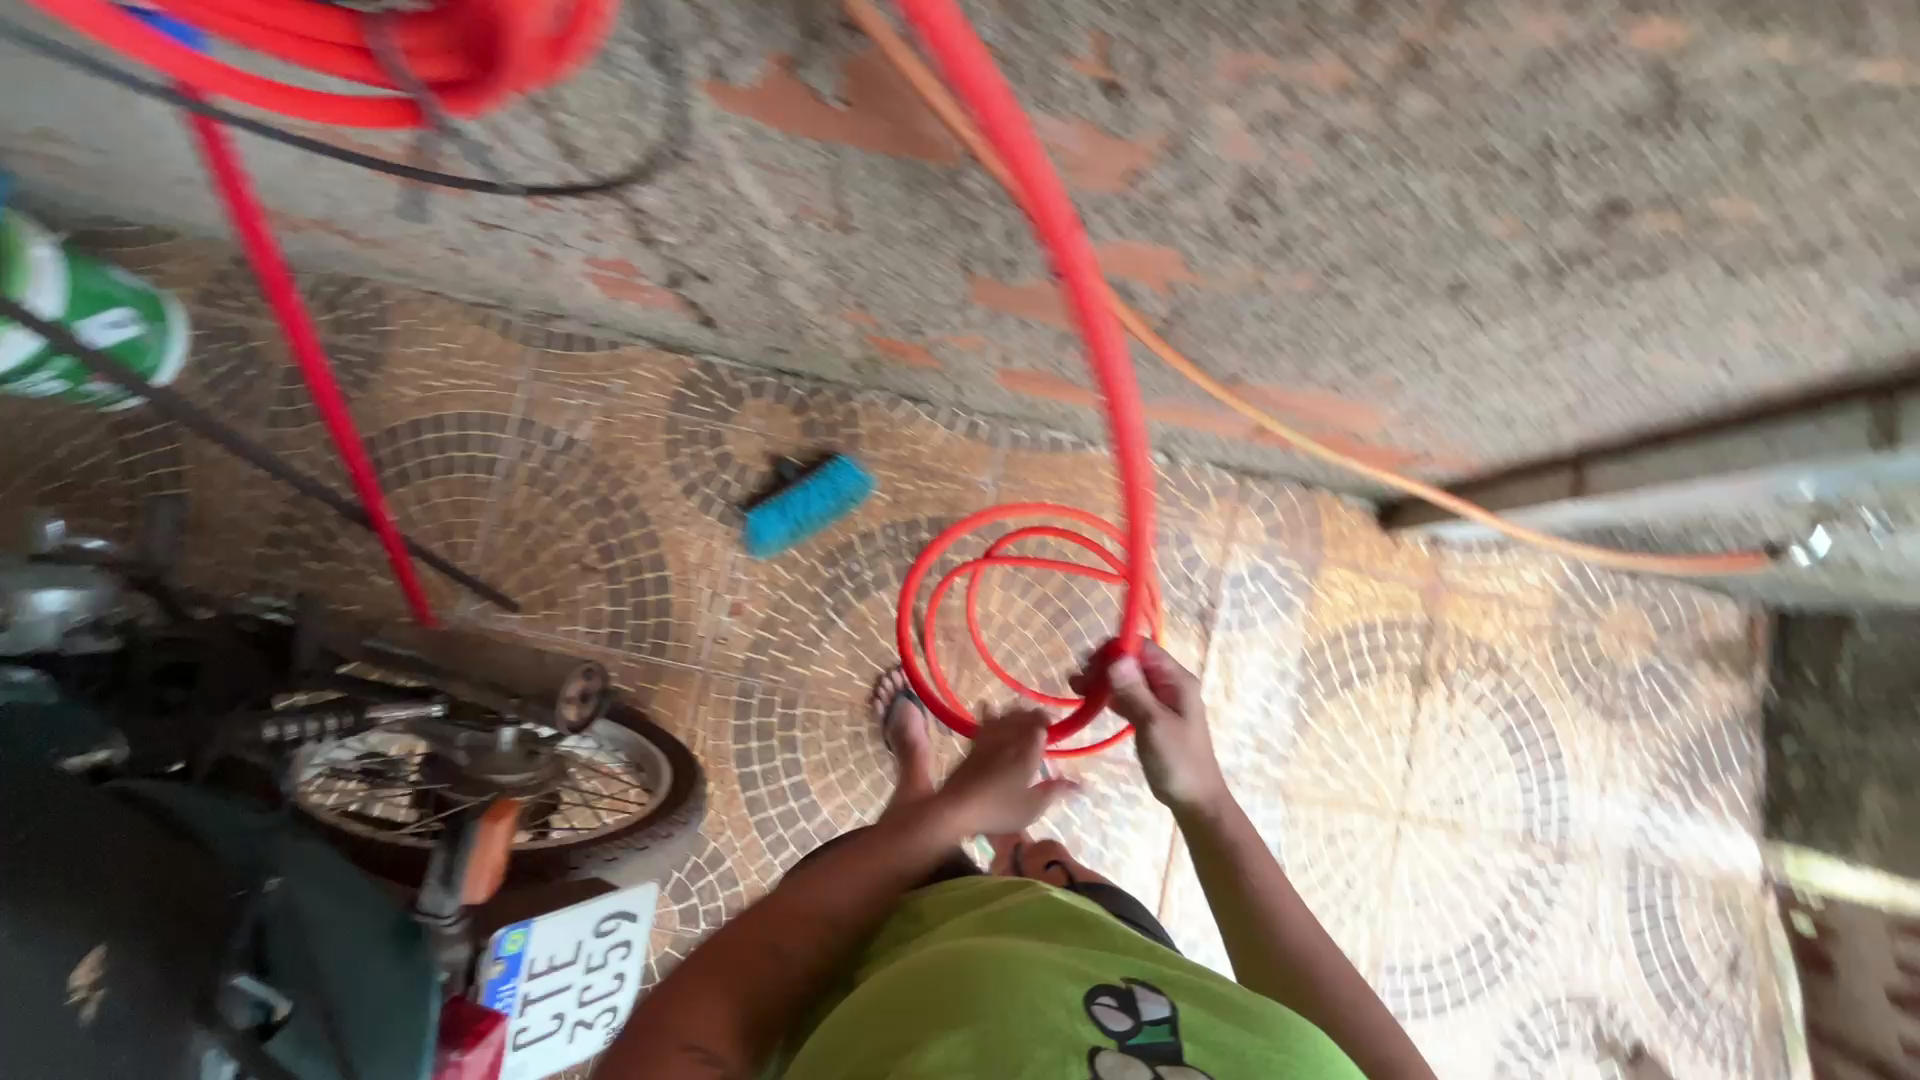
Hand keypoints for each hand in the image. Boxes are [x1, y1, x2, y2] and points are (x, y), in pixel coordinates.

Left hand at [931, 708, 1078, 836]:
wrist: (956, 808)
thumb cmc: (999, 811)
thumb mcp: (1032, 807)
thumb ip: (1055, 791)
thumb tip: (1082, 785)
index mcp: (1027, 752)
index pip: (1041, 728)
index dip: (1049, 726)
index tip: (1055, 731)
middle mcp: (1008, 739)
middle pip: (1024, 717)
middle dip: (1035, 716)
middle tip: (1043, 722)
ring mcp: (988, 739)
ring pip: (1005, 715)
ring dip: (1016, 712)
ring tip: (1022, 716)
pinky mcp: (972, 745)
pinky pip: (983, 721)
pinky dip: (989, 712)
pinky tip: (987, 707)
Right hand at [1076, 640, 1227, 812]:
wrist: (1194, 800)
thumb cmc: (1178, 761)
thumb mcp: (1153, 724)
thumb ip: (1133, 690)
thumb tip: (1115, 657)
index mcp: (1176, 679)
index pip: (1142, 647)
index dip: (1115, 650)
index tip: (1089, 665)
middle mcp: (1168, 683)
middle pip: (1131, 661)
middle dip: (1104, 666)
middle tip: (1079, 682)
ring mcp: (1158, 700)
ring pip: (1126, 679)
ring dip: (1102, 680)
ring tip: (1076, 688)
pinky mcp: (1149, 715)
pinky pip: (1126, 696)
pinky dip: (1108, 696)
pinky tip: (1087, 701)